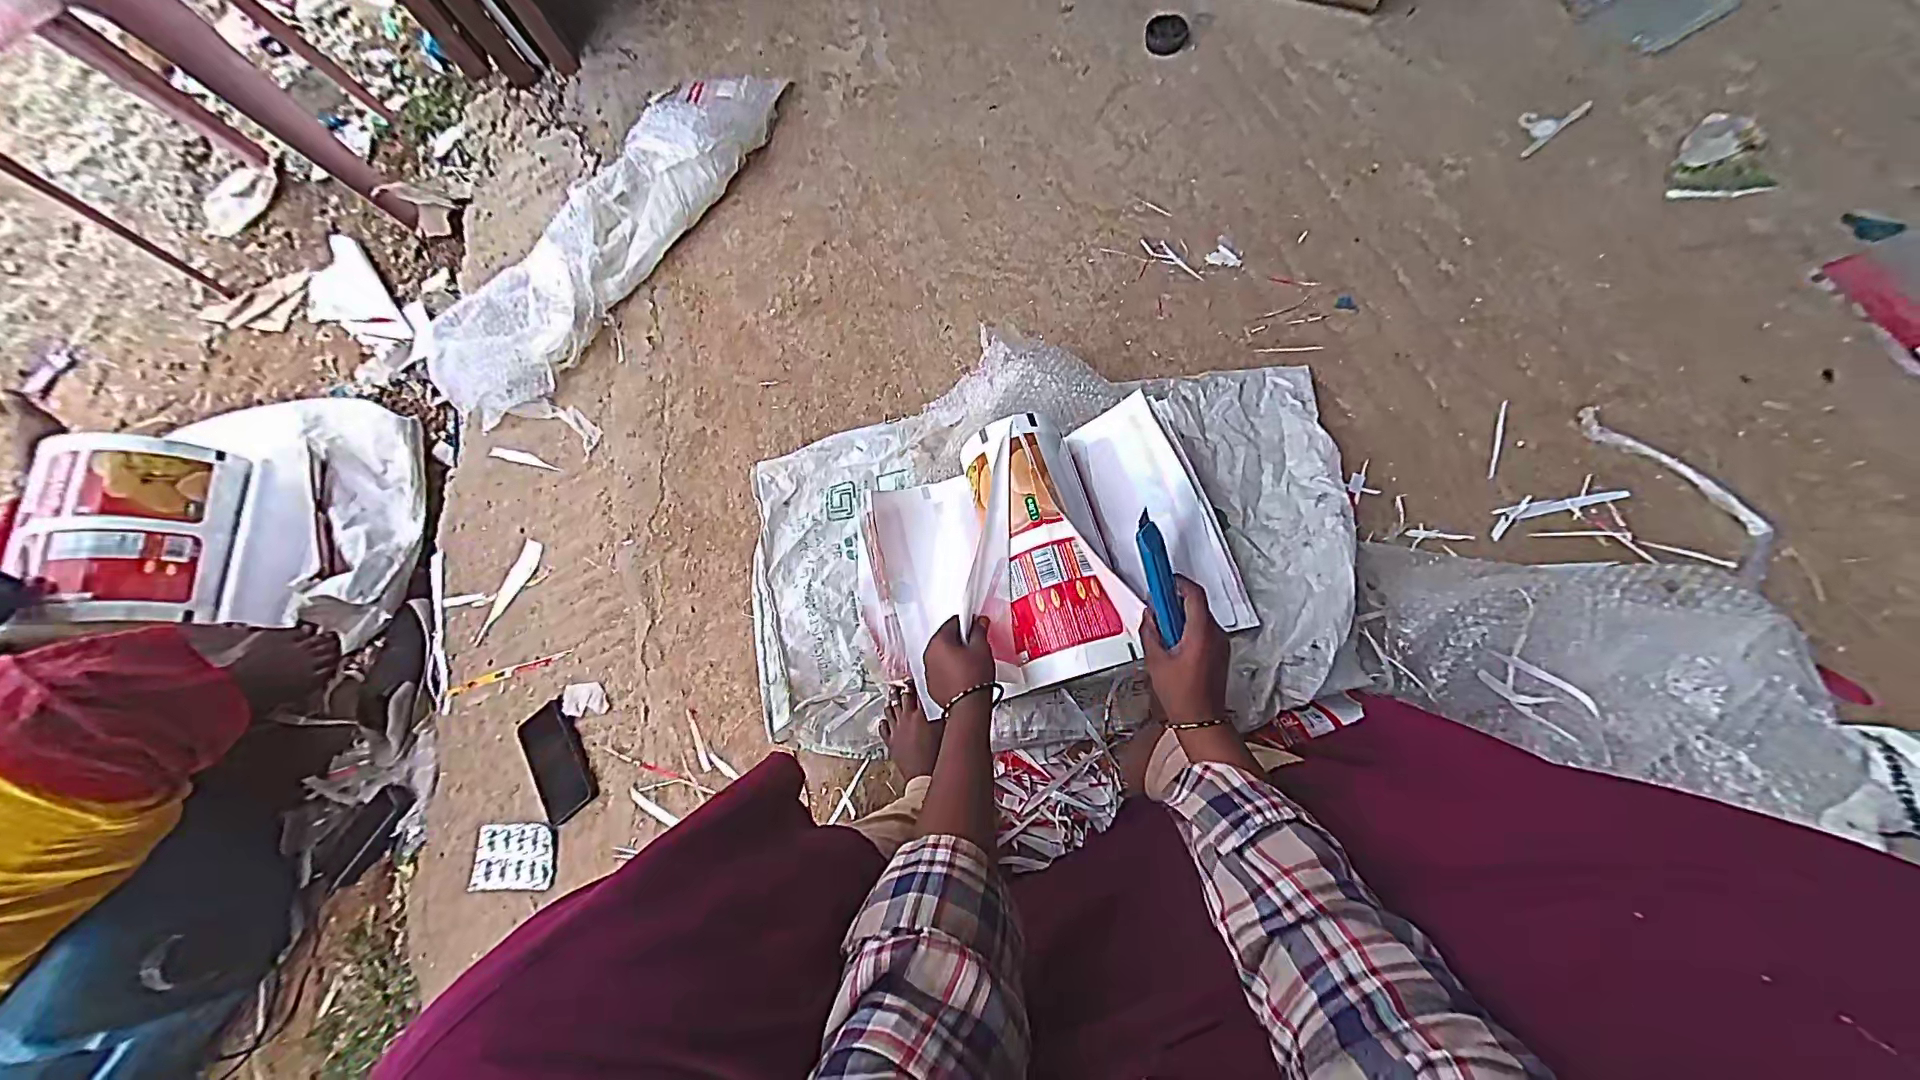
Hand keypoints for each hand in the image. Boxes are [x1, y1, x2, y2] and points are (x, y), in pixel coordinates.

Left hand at [923, 615, 994, 711]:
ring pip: (941, 655)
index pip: (952, 622)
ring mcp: (928, 670)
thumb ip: (979, 631)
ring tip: (969, 663)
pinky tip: (962, 675)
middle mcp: (929, 654)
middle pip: (945, 638)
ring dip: (952, 655)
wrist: (968, 706)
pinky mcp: (931, 685)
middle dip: (958, 640)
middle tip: (974, 647)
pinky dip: (948, 670)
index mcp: (939, 641)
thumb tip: (979, 622)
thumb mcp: (981, 648)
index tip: (975, 629)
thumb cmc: (974, 678)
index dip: (966, 624)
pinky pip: (939, 671)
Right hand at [1140, 576, 1227, 726]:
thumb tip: (1150, 615)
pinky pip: (1203, 630)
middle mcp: (1215, 635)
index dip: (1176, 582)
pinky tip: (1172, 642)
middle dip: (1173, 601)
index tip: (1163, 577)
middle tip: (1156, 604)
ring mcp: (1220, 644)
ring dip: (1179, 616)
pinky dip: (1187, 628)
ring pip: (1198, 617)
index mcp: (1201, 633)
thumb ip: (1151, 631)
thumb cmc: (1182, 695)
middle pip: (1196, 604)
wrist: (1200, 719)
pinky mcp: (1219, 651)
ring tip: (1161, 629)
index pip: (1193, 594)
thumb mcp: (1156, 660)